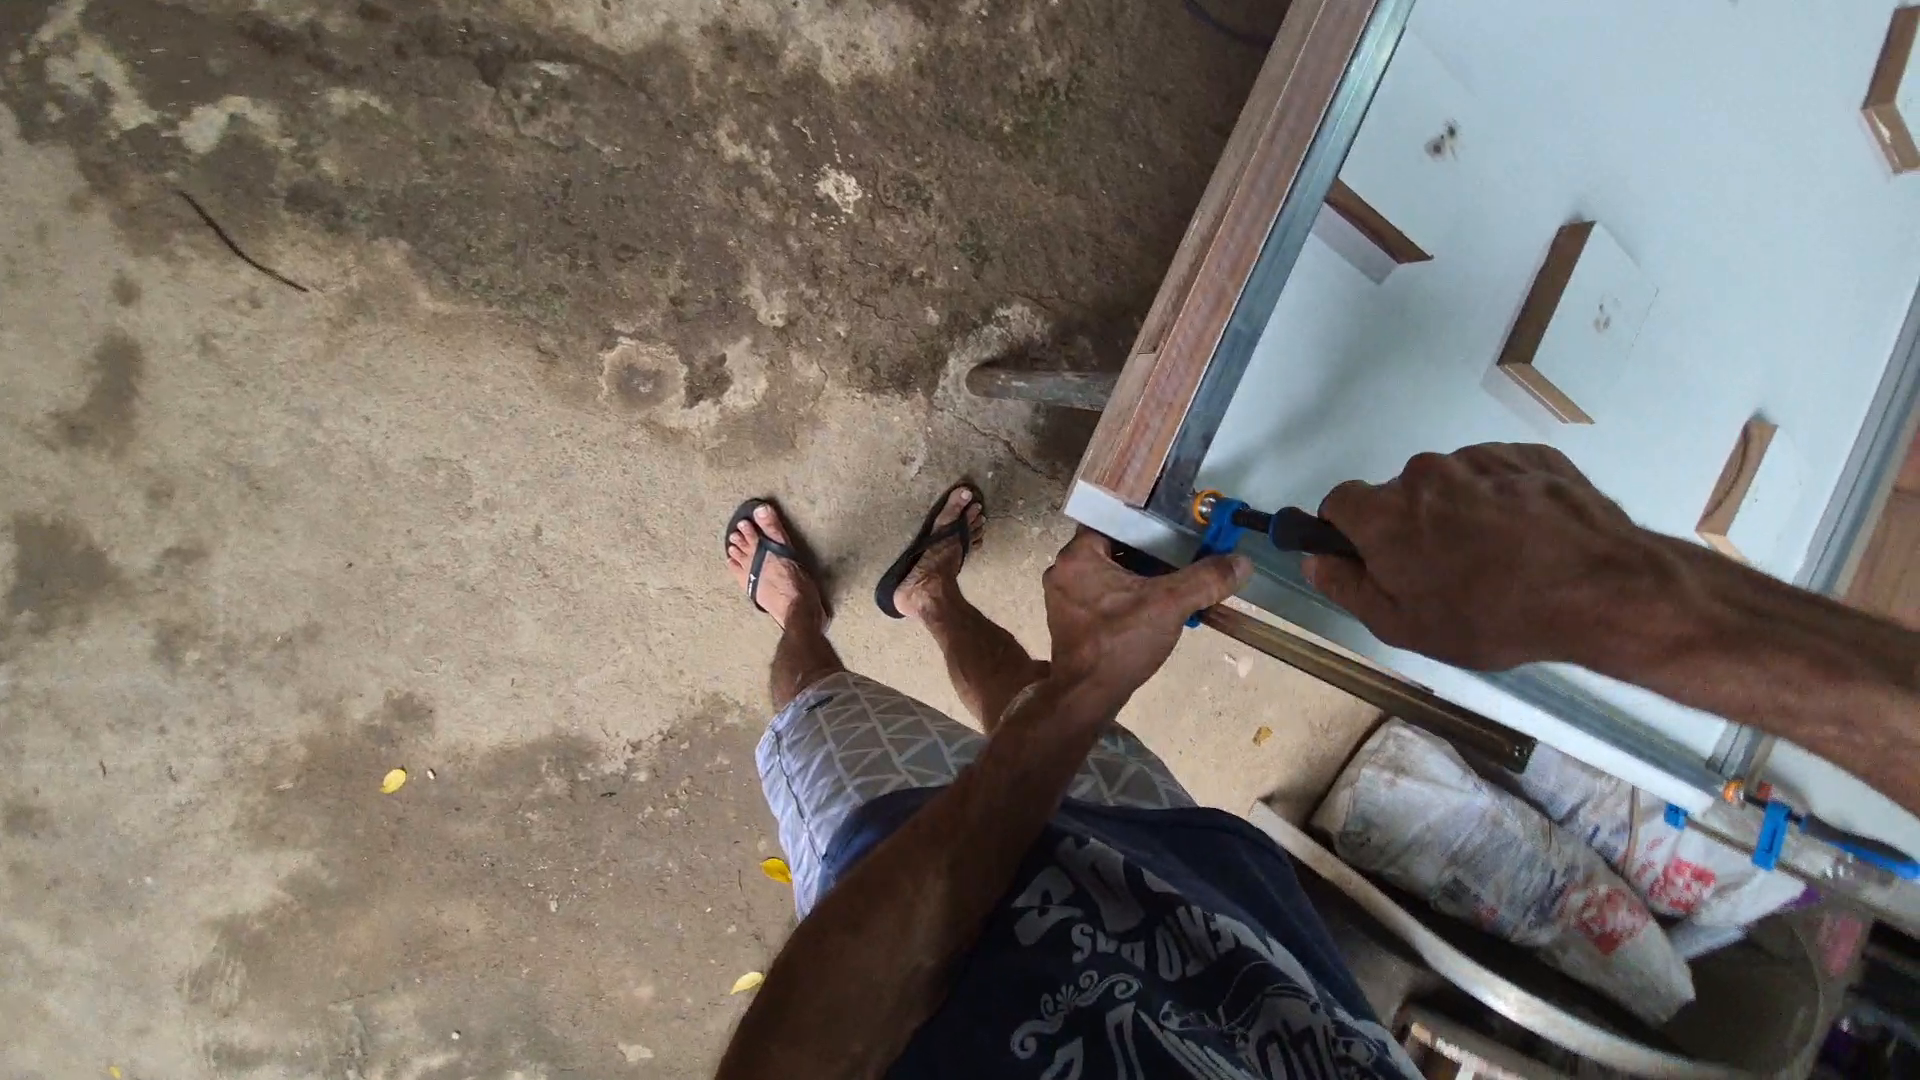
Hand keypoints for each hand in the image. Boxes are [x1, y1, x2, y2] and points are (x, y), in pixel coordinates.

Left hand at [1042, 528, 1251, 716]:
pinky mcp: (1072, 620)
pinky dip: (1129, 597)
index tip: (1177, 529)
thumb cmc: (1120, 642)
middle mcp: (1063, 571)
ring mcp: (1064, 598)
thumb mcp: (1169, 605)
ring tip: (1176, 581)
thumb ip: (1206, 579)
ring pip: (1110, 574)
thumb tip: (1242, 561)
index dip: (1148, 523)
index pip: (1114, 522)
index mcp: (1077, 556)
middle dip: (1149, 553)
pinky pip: (1104, 596)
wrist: (1087, 695)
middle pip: (1114, 548)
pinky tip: (1157, 608)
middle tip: (1183, 555)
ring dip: (1141, 577)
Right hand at [1302, 443, 1677, 670]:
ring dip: (1457, 509)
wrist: (1608, 591)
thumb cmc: (1491, 617)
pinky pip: (1496, 473)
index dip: (1348, 529)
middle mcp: (1423, 473)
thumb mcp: (1402, 624)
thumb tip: (1312, 559)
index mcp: (1383, 513)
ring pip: (1448, 482)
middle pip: (1396, 493)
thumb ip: (1346, 586)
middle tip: (1443, 568)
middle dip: (1408, 523)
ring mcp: (1480, 458)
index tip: (1373, 557)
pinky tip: (1529, 535)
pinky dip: (1501, 498)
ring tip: (1498, 553)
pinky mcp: (1530, 454)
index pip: (1339, 501)